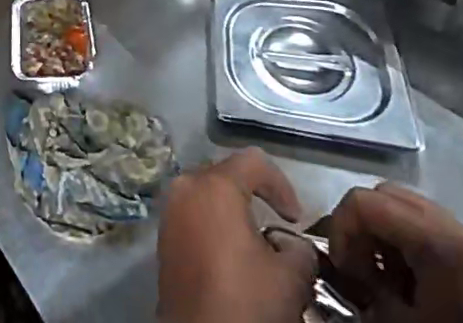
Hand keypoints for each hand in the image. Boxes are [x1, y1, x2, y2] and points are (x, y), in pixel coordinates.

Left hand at [157, 149, 316, 322]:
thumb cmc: (245, 300)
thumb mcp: (290, 277)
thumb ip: (299, 249)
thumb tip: (292, 244)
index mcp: (215, 186)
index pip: (253, 161)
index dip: (282, 184)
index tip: (296, 219)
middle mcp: (186, 186)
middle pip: (225, 172)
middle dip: (255, 193)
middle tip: (279, 224)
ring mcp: (170, 208)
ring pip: (207, 192)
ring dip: (233, 208)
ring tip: (257, 241)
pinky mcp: (163, 232)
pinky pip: (192, 212)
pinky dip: (213, 221)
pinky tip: (231, 253)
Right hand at [328, 183, 462, 322]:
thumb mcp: (398, 322)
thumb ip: (364, 284)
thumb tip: (345, 269)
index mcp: (446, 241)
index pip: (365, 201)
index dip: (341, 229)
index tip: (342, 270)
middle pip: (391, 196)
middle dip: (366, 228)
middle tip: (361, 271)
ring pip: (419, 215)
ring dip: (393, 240)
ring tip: (392, 284)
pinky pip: (449, 240)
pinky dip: (422, 254)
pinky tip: (423, 292)